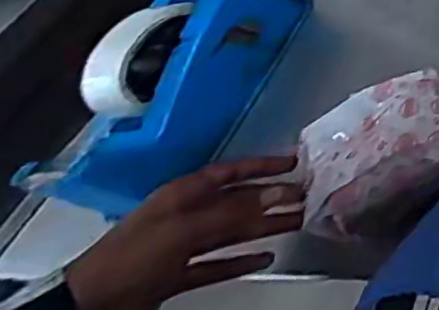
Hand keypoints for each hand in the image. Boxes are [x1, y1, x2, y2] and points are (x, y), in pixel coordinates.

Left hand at [64, 155, 302, 309]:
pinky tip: (264, 259)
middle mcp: (185, 215)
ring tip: (296, 224)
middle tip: (305, 196)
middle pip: (236, 201)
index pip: (232, 170)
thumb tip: (280, 192)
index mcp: (184, 194)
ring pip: (231, 232)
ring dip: (263, 228)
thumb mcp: (185, 228)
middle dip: (271, 198)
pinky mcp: (174, 277)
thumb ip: (234, 210)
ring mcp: (179, 247)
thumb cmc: (133, 257)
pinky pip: (215, 265)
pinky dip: (239, 262)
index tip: (295, 162)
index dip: (264, 164)